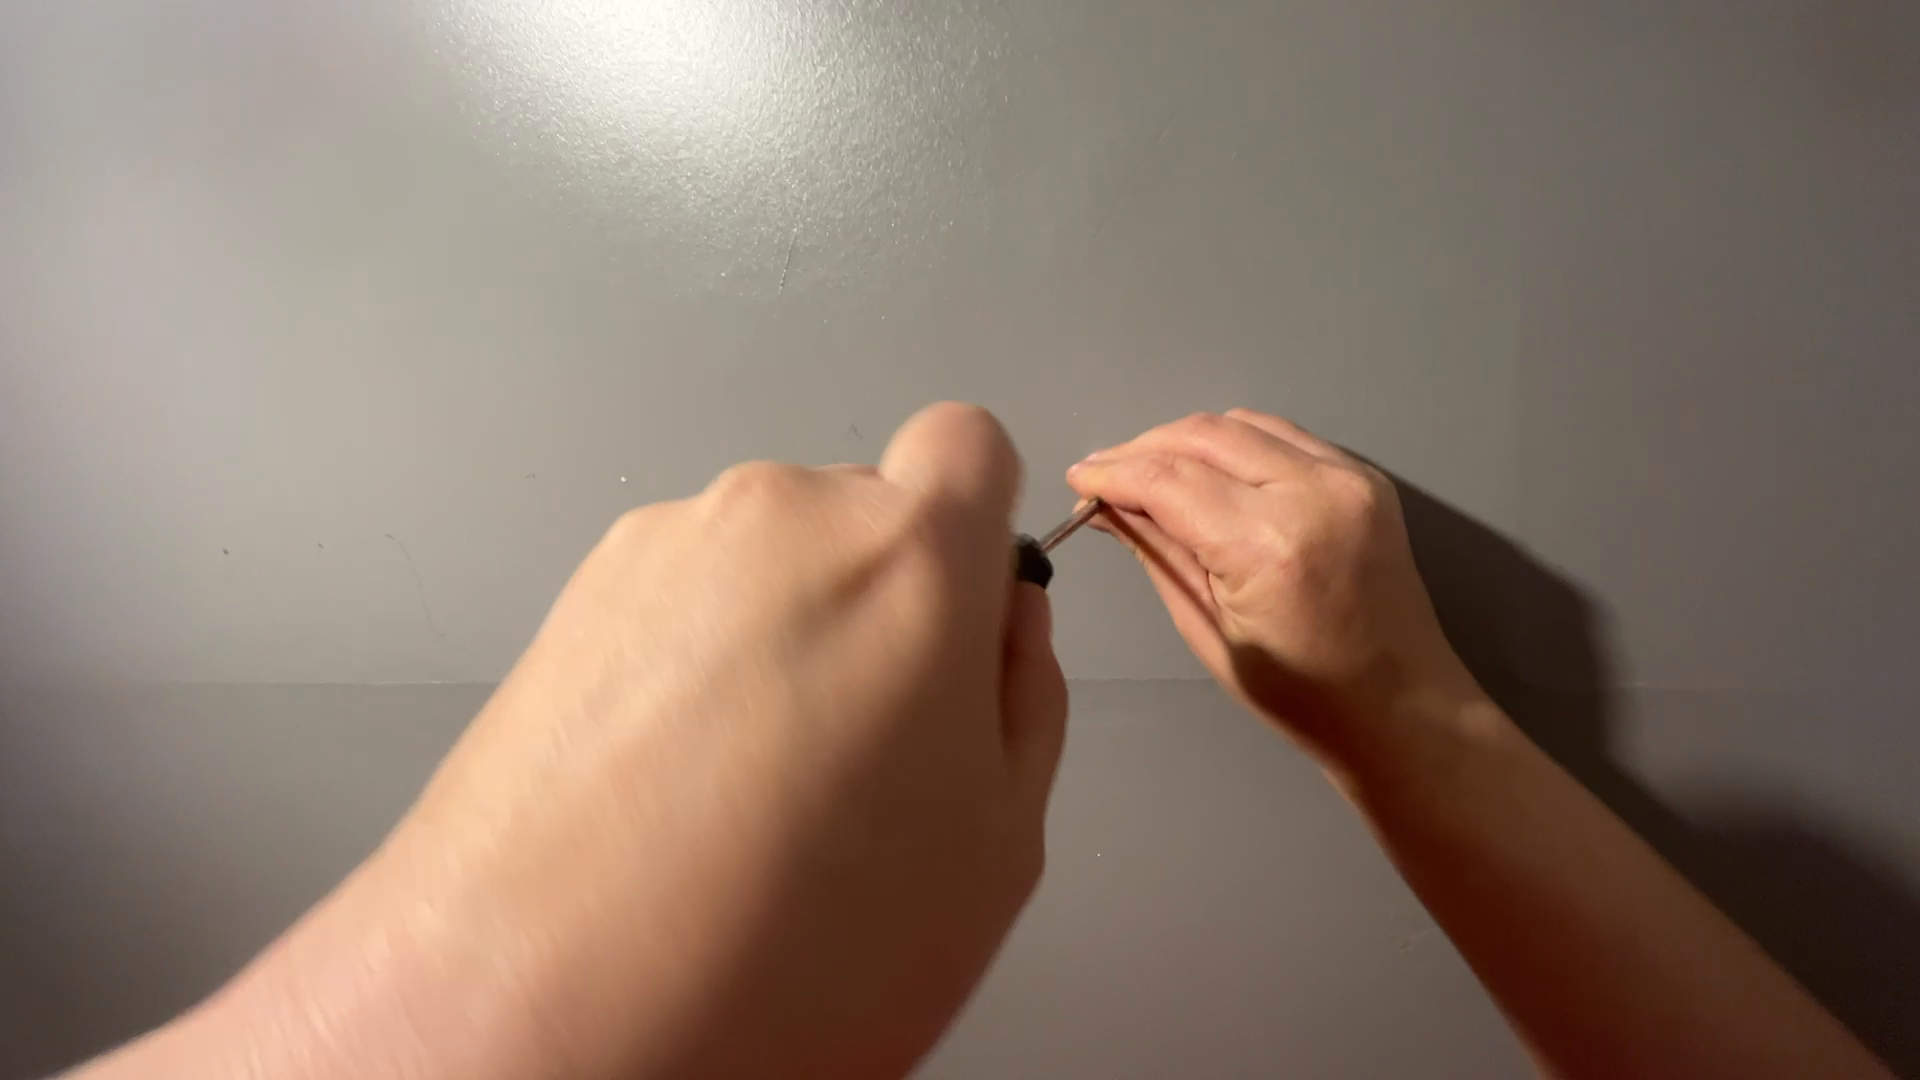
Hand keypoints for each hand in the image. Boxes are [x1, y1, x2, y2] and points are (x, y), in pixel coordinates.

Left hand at [296, 404, 1065, 1079]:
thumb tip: (1005, 624)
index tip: (964, 600)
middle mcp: (786, 515)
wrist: (533, 1027)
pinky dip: (712, 638)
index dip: (979, 516)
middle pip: (874, 507)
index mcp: (908, 559)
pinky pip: (697, 579)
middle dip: (891, 588)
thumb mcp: (998, 834)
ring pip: (784, 548)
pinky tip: (683, 761)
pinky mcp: (586, 581)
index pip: (970, 444)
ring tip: (759, 766)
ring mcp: (673, 539)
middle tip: (867, 725)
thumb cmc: (796, 947)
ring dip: (798, 620)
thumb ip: (1028, 690)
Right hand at [1067, 409, 1480, 767]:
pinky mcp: (1362, 476)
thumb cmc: (1295, 692)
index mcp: (1268, 545)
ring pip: (1239, 423)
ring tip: (1147, 473)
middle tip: (1103, 476)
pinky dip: (1229, 444)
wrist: (1401, 707)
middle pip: (1201, 435)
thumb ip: (1156, 551)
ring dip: (1182, 441)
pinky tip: (1205, 472)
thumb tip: (1107, 505)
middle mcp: (1312, 492)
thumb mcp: (1204, 627)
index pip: (1167, 480)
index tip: (1078, 480)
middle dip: (1140, 449)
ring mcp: (1346, 476)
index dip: (1112, 474)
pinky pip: (1278, 435)